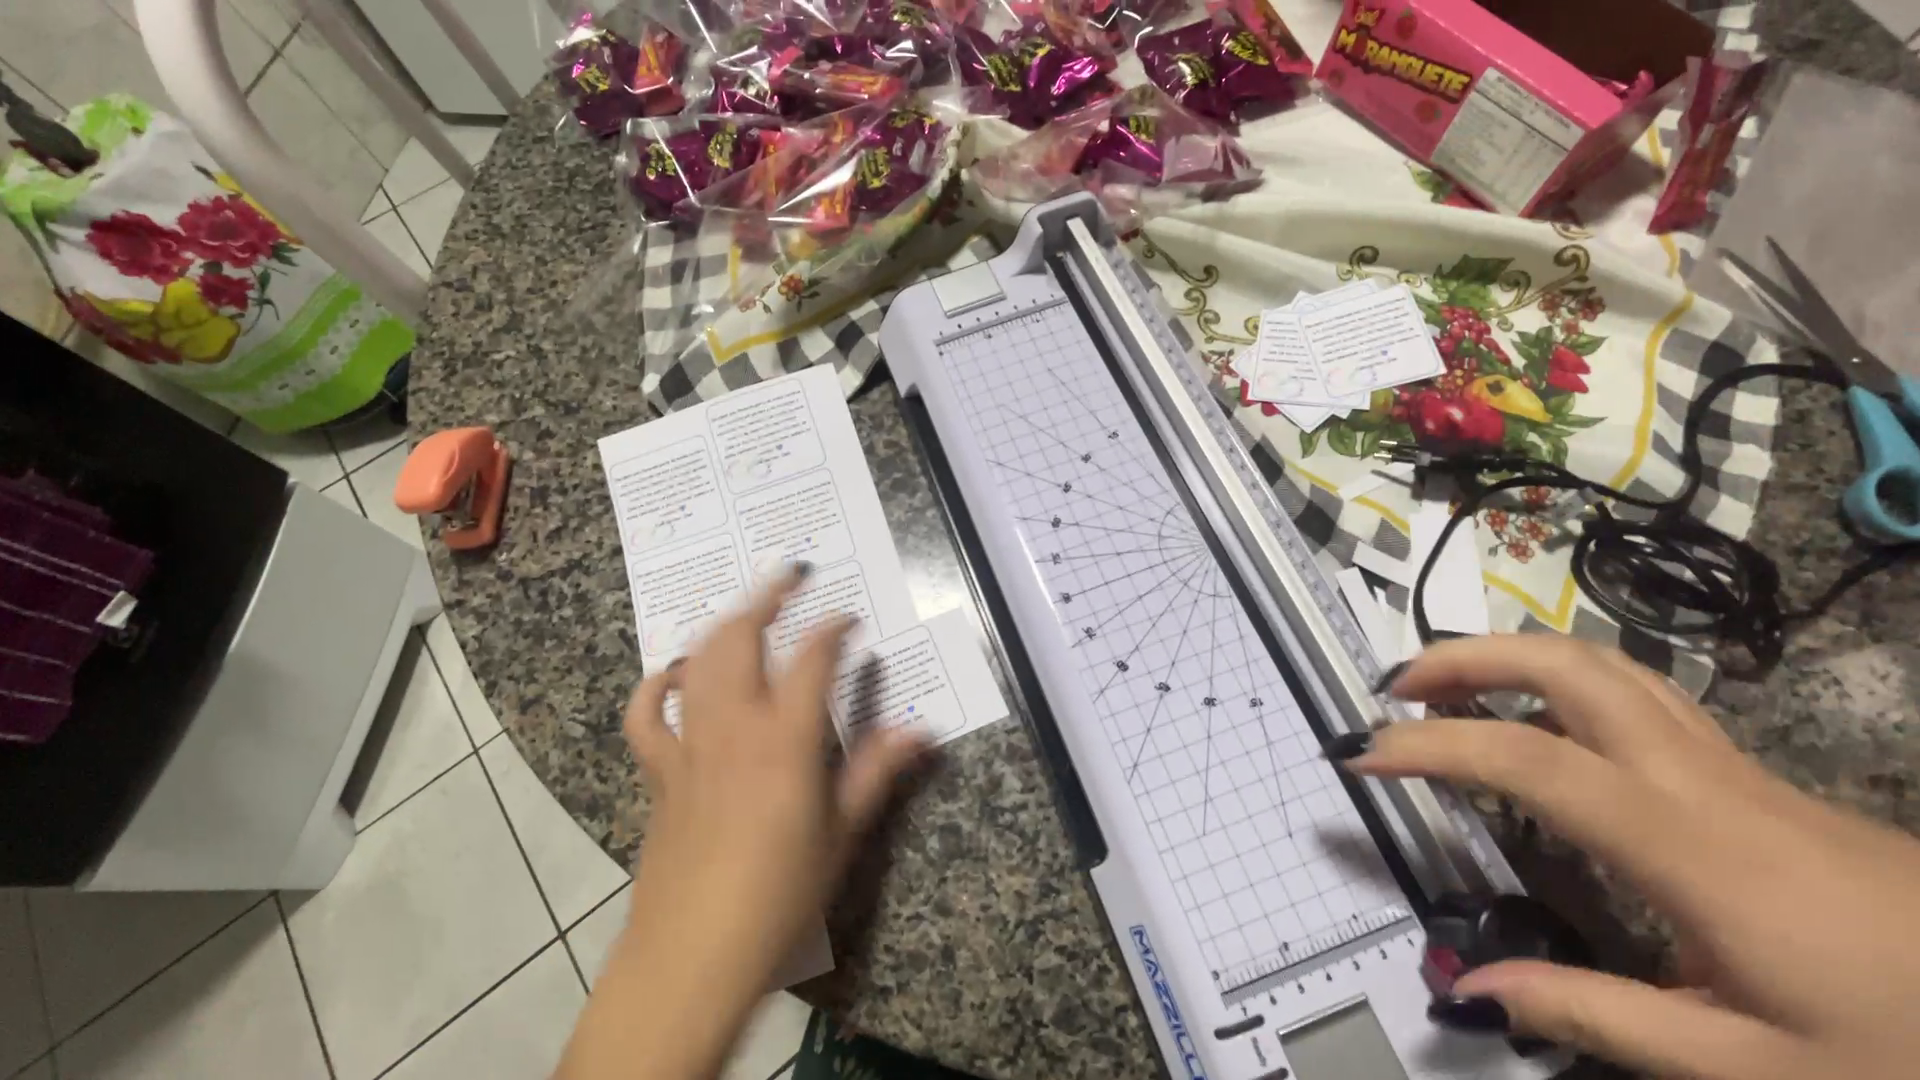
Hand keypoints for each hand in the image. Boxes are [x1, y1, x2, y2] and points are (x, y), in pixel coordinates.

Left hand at [621, 564, 929, 985]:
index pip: (812, 658)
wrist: (695, 949)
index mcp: (785, 739)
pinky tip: (674, 675)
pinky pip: (645, 713)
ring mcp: (688, 744)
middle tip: (790, 579)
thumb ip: (877, 772)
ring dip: (720, 626)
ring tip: (745, 611)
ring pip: (695, 661)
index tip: (850, 619)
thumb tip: (921, 730)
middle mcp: (733, 726)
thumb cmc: (781, 893)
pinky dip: (657, 684)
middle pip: (740, 637)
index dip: (833, 628)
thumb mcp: (842, 833)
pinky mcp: (659, 769)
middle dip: (765, 597)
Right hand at [1343, 635, 1919, 1079]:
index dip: (1432, 745)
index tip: (1363, 754)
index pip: (1527, 759)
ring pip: (1611, 667)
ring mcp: (1736, 768)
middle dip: (1470, 656)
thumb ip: (1592, 1014)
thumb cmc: (1903, 1049)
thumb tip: (1470, 988)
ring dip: (1515, 657)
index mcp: (1688, 846)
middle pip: (1573, 666)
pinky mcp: (1756, 778)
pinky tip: (1541, 724)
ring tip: (1450, 687)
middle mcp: (1702, 779)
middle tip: (1398, 685)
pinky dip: (1561, 683)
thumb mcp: (1748, 1068)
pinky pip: (1639, 697)